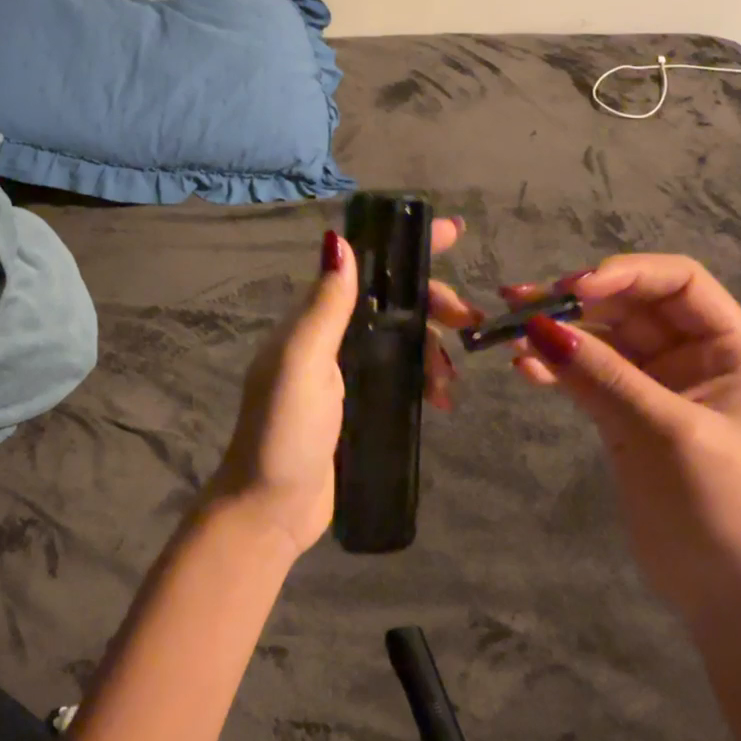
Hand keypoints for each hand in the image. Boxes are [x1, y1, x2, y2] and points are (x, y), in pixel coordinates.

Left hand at [214, 221, 469, 556]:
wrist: (271, 506)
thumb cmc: (283, 431)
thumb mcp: (302, 362)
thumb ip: (324, 306)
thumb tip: (339, 239)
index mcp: (311, 322)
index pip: (362, 270)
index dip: (403, 248)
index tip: (454, 233)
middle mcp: (328, 341)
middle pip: (391, 305)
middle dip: (433, 303)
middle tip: (470, 322)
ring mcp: (345, 376)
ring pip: (402, 342)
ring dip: (433, 349)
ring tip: (450, 382)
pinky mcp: (360, 409)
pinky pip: (401, 378)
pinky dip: (426, 380)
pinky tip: (442, 400)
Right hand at [503, 255, 740, 619]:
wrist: (739, 599)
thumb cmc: (723, 509)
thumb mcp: (664, 434)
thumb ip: (601, 377)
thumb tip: (535, 328)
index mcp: (731, 350)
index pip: (679, 283)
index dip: (625, 274)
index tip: (570, 290)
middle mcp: (696, 359)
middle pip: (632, 307)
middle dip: (577, 301)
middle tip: (517, 302)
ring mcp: (659, 391)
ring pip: (604, 342)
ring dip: (559, 334)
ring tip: (506, 332)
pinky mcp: (629, 421)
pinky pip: (589, 379)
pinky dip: (559, 370)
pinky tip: (526, 370)